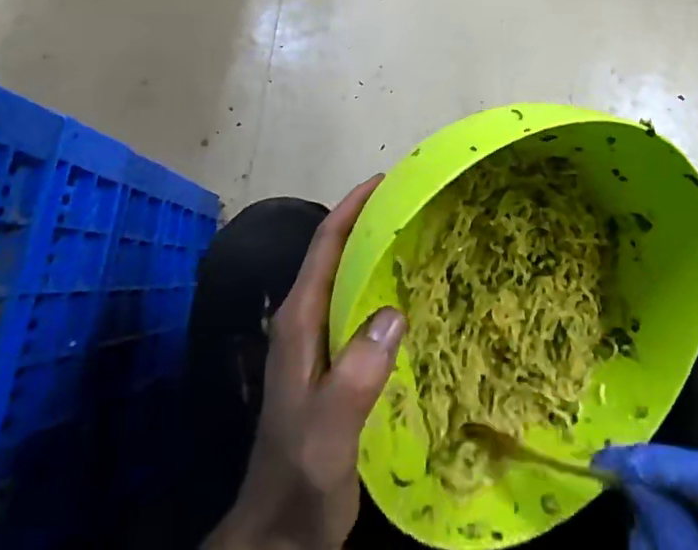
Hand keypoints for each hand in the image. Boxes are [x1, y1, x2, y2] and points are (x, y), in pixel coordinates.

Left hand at [204, 176, 406, 549]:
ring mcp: (313, 344)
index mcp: (298, 322)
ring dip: (373, 253)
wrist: (279, 527)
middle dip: (366, 222)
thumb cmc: (300, 476)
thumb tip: (393, 311)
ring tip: (418, 238)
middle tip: (413, 204)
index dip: (350, 209)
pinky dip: (378, 289)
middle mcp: (302, 322)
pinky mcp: (328, 365)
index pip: (324, 248)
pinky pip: (355, 310)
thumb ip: (356, 375)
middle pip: (334, 255)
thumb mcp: (329, 430)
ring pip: (344, 280)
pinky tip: (409, 297)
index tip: (384, 181)